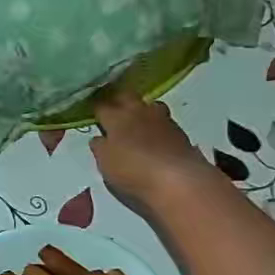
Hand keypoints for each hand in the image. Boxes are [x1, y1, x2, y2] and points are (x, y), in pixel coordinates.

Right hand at [90, 89, 210, 204]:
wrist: (178, 178)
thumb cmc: (133, 170)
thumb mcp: (106, 164)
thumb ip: (100, 148)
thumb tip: (99, 138)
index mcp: (116, 118)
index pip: (102, 106)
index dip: (96, 108)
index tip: (93, 113)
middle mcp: (139, 111)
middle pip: (126, 96)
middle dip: (119, 100)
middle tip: (114, 110)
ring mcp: (162, 119)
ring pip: (150, 105)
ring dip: (143, 110)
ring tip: (139, 122)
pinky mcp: (180, 131)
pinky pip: (165, 121)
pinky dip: (158, 126)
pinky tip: (157, 137)